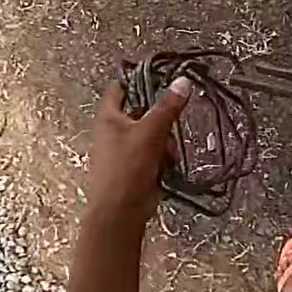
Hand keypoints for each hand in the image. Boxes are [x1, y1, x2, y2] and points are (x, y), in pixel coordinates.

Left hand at [84, 76, 191, 231]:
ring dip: (165, 144)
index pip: (120, 88)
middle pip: (143, 114)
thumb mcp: (150, 132)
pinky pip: (153, 155)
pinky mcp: (134, 168)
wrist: (120, 212)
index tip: (161, 79)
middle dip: (161, 122)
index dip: (138, 80)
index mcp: (109, 117)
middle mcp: (113, 131)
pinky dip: (162, 159)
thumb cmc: (128, 168)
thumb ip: (167, 107)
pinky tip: (166, 168)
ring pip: (152, 136)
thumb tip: (183, 81)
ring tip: (167, 157)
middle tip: (169, 130)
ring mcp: (123, 151)